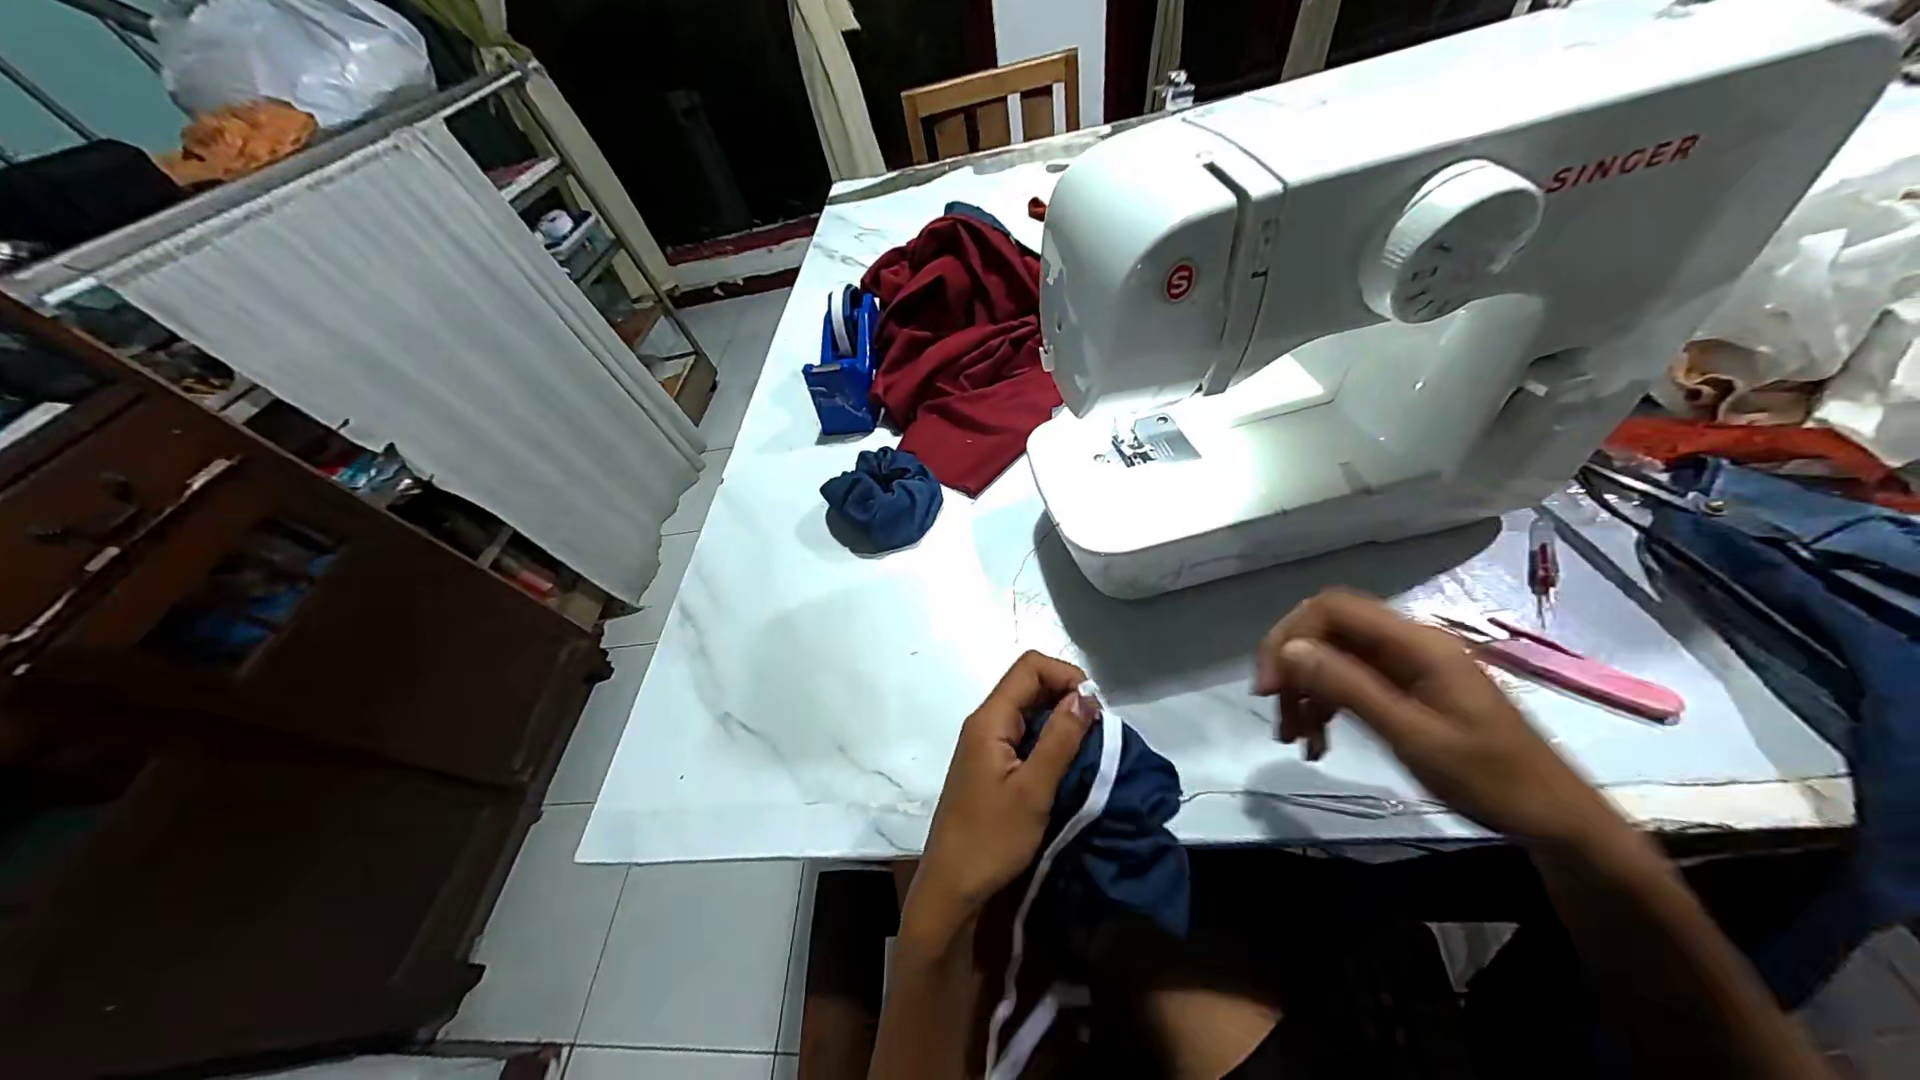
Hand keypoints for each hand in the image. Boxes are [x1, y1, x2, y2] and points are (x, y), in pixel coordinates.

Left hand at [903, 651, 1095, 947]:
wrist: (952, 887)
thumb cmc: (991, 839)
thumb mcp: (1034, 790)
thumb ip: (1060, 738)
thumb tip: (1087, 695)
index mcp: (989, 720)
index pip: (1029, 667)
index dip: (1066, 676)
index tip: (1095, 710)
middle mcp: (985, 722)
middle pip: (1029, 684)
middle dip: (1067, 697)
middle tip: (1097, 732)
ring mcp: (986, 743)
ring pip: (1029, 710)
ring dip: (1061, 720)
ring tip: (1088, 749)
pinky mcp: (991, 764)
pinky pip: (1024, 734)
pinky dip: (1049, 740)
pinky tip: (1067, 764)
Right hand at [1254, 589, 1624, 847]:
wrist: (1556, 819)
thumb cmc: (1489, 778)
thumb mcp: (1412, 735)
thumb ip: (1348, 687)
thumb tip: (1289, 651)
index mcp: (1416, 643)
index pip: (1331, 608)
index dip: (1289, 636)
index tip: (1268, 686)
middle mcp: (1409, 642)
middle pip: (1327, 629)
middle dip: (1292, 665)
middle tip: (1273, 709)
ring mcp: (1409, 665)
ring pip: (1334, 657)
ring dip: (1305, 690)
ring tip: (1295, 737)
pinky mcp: (1408, 688)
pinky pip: (1351, 681)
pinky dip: (1326, 705)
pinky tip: (1318, 741)